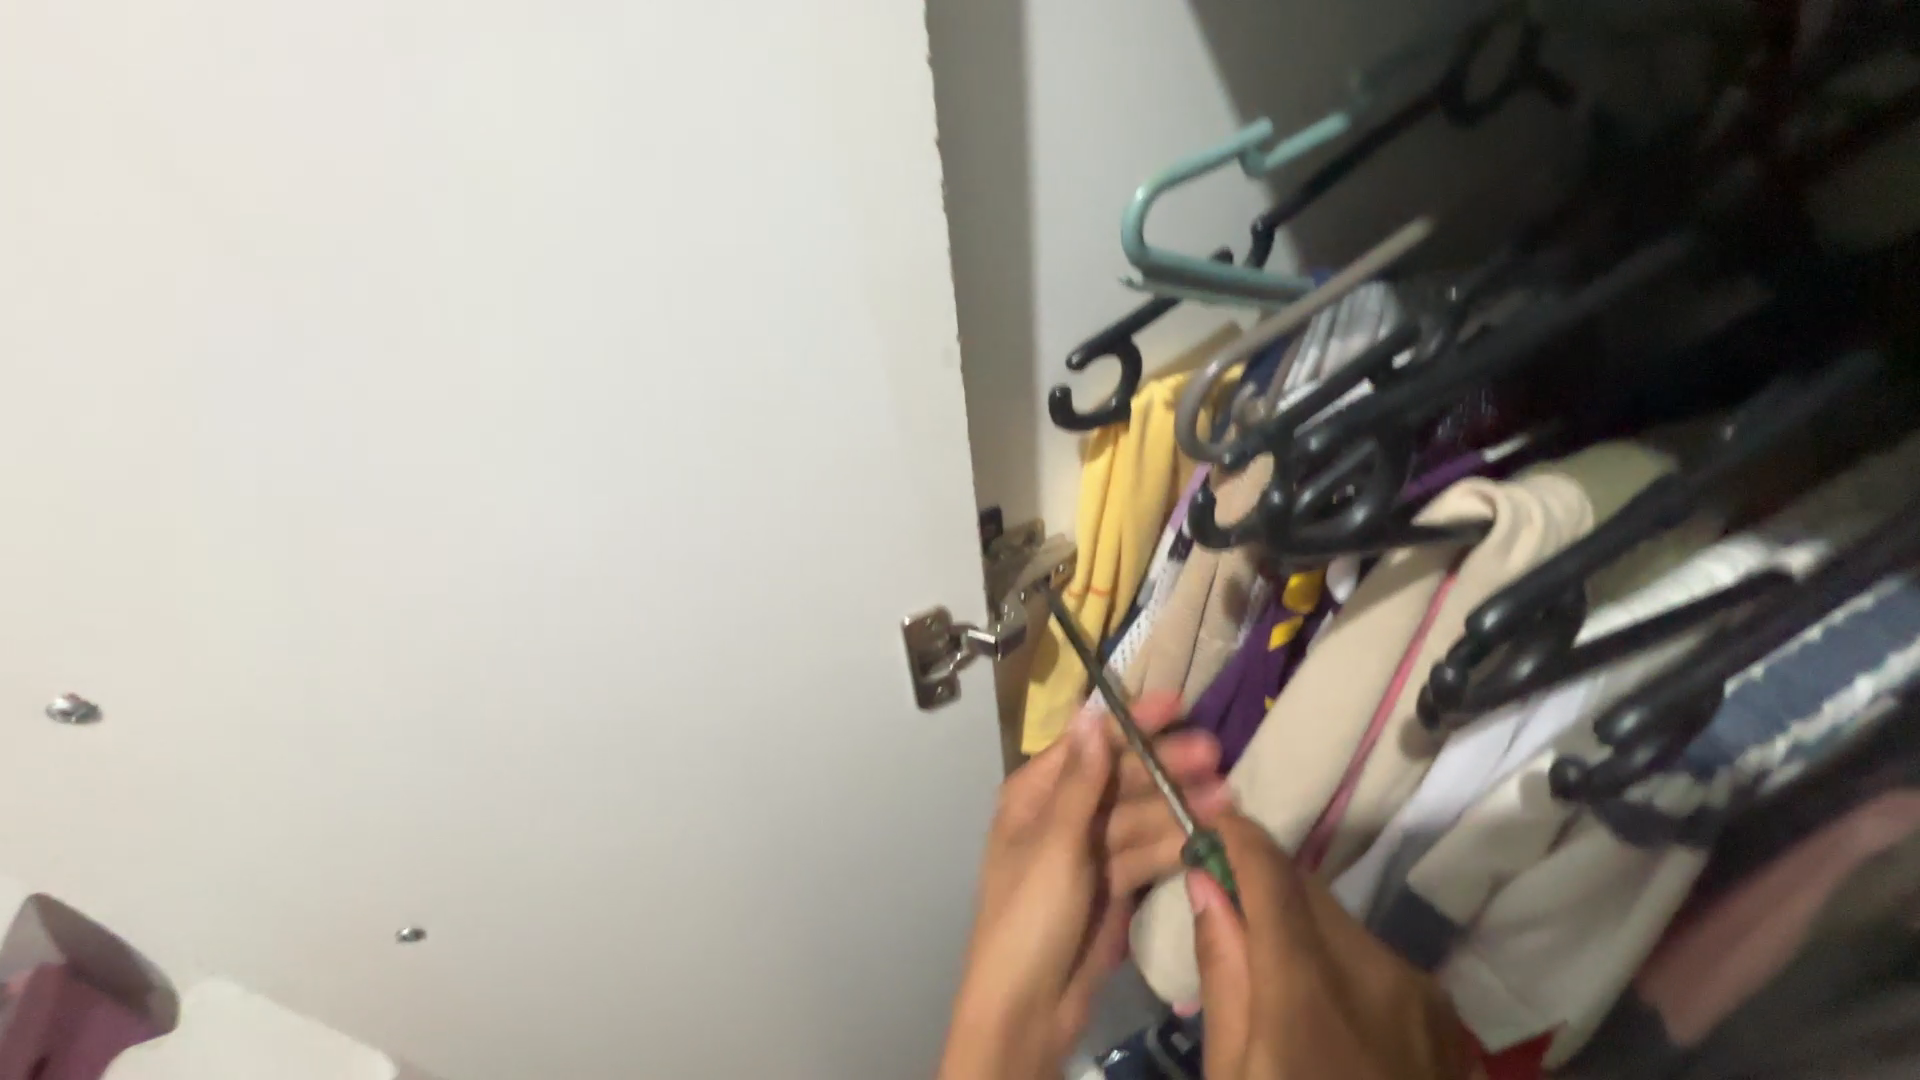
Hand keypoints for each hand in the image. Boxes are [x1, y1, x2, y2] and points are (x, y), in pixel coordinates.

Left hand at [939, 694, 1225, 1079]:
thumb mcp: (1055, 844)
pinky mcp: (1112, 882)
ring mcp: (1089, 848)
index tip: (1176, 703)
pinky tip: (1209, 831)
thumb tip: (1090, 714)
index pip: (1089, 744)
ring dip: (1179, 804)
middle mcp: (1062, 812)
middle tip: (1216, 753)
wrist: (1027, 1007)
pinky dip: (1174, 841)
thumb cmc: (1029, 915)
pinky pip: (1146, 851)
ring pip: (1139, 815)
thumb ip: (1081, 781)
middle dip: (1164, 766)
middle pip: (1119, 778)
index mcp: (1035, 793)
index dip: (1131, 722)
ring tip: (1227, 795)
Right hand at [1188, 813, 1481, 1079]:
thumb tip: (1206, 880)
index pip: (1270, 874)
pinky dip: (1340, 956)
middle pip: (1307, 889)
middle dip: (1262, 878)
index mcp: (1310, 991)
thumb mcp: (1232, 1071)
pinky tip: (1327, 1002)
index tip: (1206, 817)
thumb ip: (1223, 968)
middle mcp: (1376, 973)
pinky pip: (1378, 959)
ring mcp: (1423, 997)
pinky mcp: (1449, 1022)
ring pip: (1343, 921)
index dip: (1236, 834)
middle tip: (1224, 894)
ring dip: (1301, 919)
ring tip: (1273, 962)